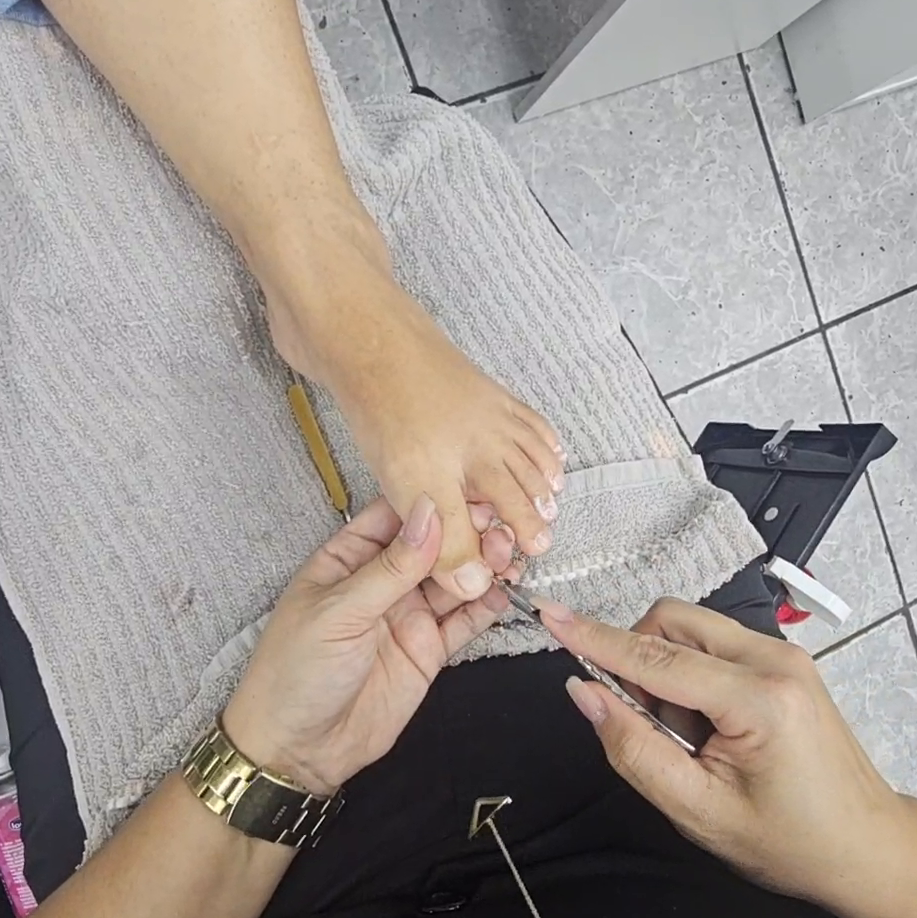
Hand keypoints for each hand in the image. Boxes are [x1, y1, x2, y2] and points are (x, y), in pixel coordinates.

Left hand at [221, 496, 516, 795]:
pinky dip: (486, 607)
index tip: (469, 490)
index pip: (395, 516)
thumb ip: (389, 566)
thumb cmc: (297, 670)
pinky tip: (506, 591)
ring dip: (482, 566)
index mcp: (348, 559)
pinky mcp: (428, 650)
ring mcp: (408, 615)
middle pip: (432, 547)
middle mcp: (383, 581)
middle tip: (499, 527)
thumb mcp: (339, 611)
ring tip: (509, 556)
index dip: (431, 502)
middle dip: (466, 534)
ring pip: (454, 580)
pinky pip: (463, 622)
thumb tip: (428, 511)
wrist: (298, 750)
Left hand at [271, 273, 564, 603]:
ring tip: (553, 488)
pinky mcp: (468, 382)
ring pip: (526, 442)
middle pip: (525, 475)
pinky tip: (535, 434)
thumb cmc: (386, 408)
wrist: (364, 330)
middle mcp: (493, 433)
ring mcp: (485, 403)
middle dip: (536, 506)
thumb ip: (448, 538)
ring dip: (540, 469)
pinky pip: (516, 411)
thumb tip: (477, 587)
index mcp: (482, 461)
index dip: (523, 534)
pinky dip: (533, 430)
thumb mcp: (415, 485)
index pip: (513, 508)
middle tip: (545, 529)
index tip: (533, 555)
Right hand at [543, 599, 911, 905]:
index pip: (655, 655)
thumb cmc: (791, 843)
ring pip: (688, 629)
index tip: (549, 614)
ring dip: (665, 670)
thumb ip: (632, 748)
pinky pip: (710, 644)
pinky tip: (708, 724)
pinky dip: (689, 674)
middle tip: (650, 724)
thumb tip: (584, 691)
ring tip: (689, 736)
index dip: (594, 637)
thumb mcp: (699, 811)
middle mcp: (774, 658)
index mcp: (758, 699)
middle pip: (671, 620)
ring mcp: (782, 652)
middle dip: (638, 659)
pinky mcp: (782, 658)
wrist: (873, 850)